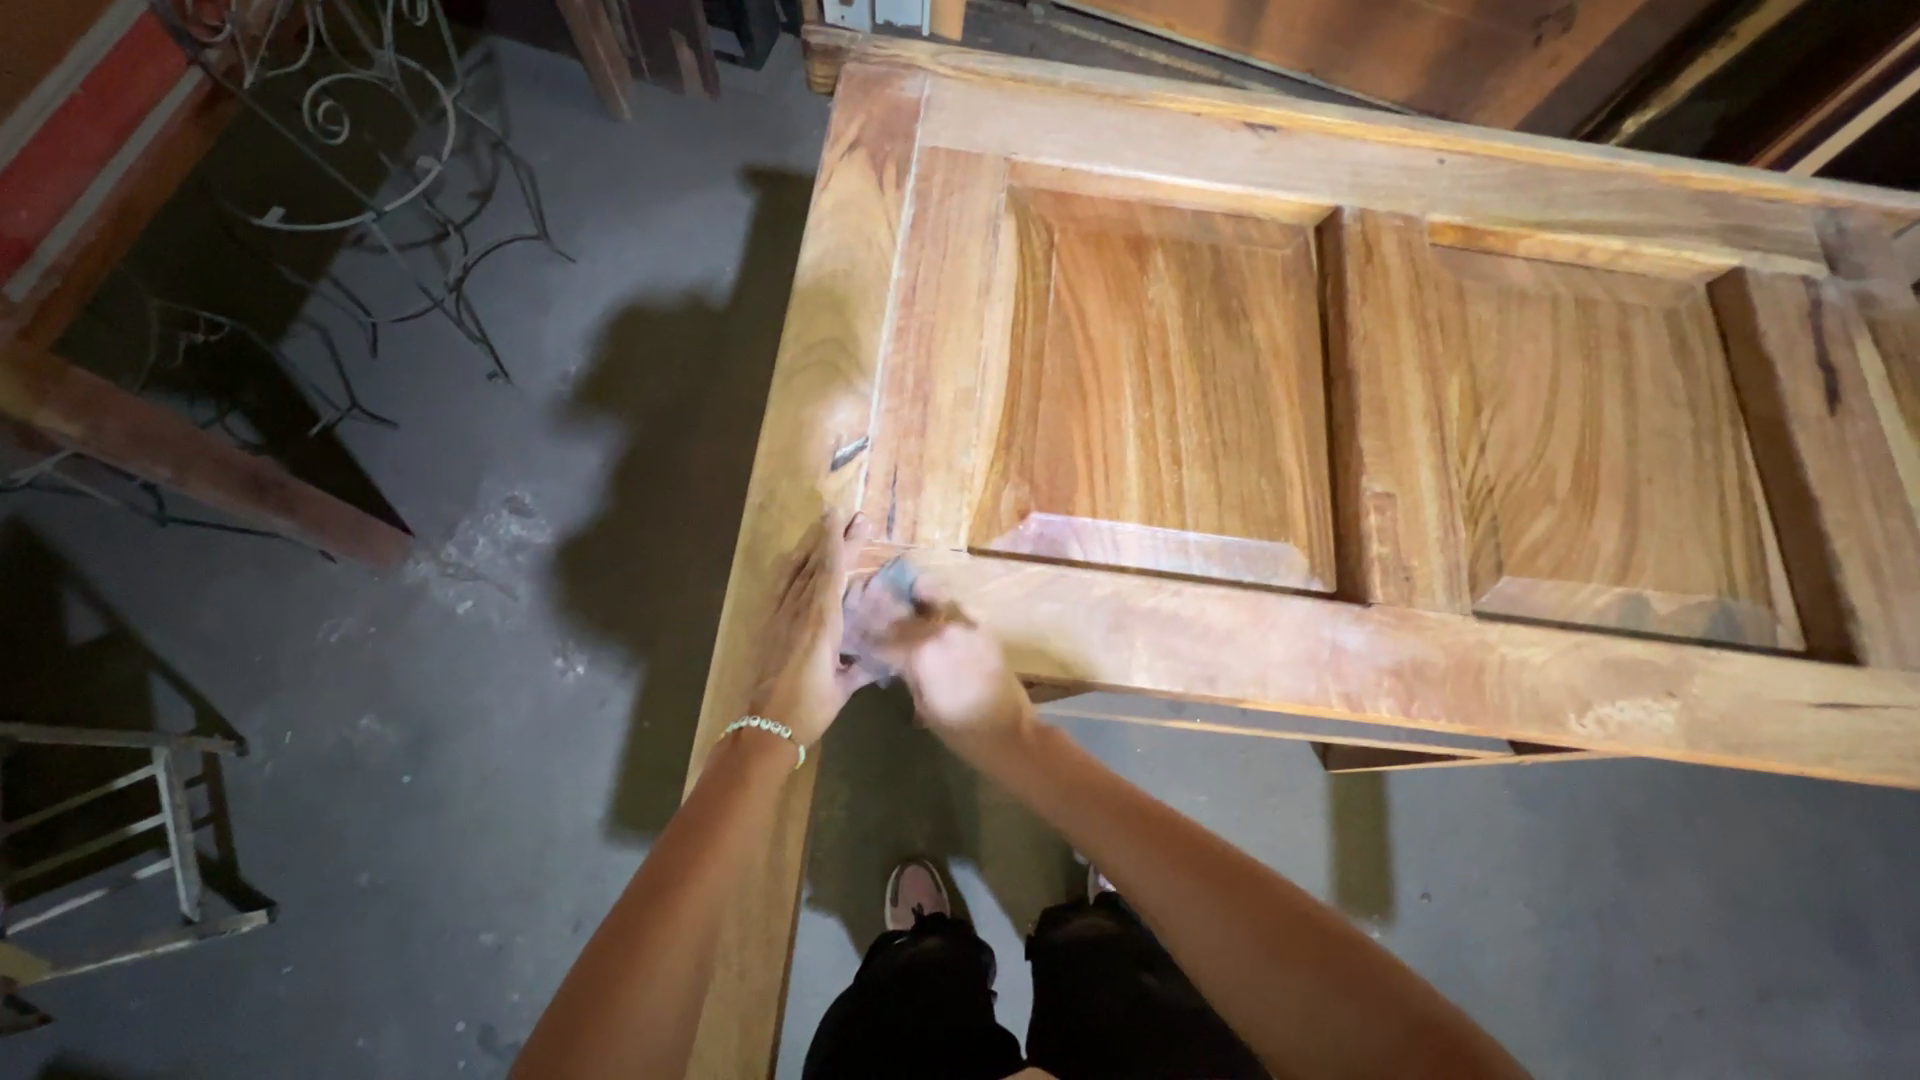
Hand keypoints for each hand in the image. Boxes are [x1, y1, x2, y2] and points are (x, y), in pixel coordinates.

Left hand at [746, 509, 872, 744]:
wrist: (764, 728)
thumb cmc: (809, 711)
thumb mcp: (842, 688)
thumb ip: (859, 668)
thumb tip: (880, 658)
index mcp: (822, 625)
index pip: (833, 574)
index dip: (841, 544)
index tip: (849, 519)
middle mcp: (799, 612)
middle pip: (817, 565)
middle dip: (833, 537)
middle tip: (851, 514)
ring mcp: (780, 615)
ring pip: (797, 570)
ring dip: (812, 544)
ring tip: (825, 522)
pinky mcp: (768, 623)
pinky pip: (780, 585)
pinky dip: (792, 565)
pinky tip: (797, 554)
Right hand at [841, 562, 1036, 759]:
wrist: (1010, 732)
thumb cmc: (960, 729)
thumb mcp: (922, 703)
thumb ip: (906, 670)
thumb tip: (891, 655)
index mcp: (922, 650)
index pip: (883, 635)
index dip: (865, 633)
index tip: (853, 628)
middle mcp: (942, 628)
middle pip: (904, 612)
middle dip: (883, 609)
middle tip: (867, 602)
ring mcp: (965, 623)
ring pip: (930, 599)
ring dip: (910, 600)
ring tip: (894, 600)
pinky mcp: (981, 627)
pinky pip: (952, 609)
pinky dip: (935, 607)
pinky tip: (926, 613)